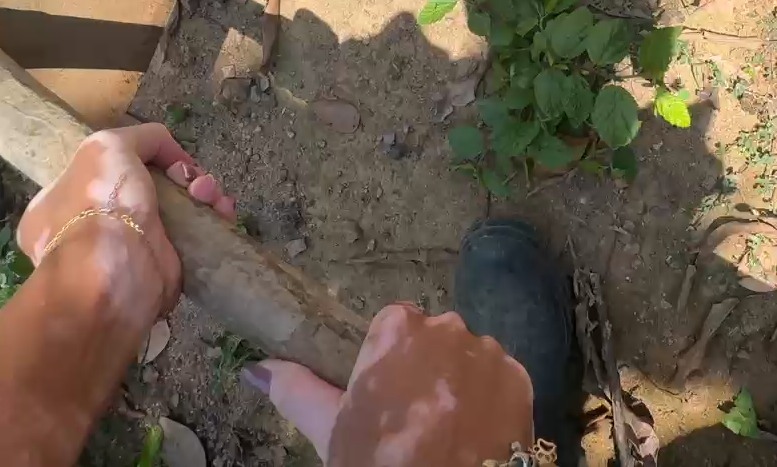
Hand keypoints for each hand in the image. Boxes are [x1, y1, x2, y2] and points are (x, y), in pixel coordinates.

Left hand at [17, 123, 235, 321]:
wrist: (113, 276)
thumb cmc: (100, 206)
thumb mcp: (106, 147)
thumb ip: (138, 138)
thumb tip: (166, 151)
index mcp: (67, 200)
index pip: (114, 169)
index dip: (148, 159)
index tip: (168, 163)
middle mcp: (98, 222)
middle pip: (155, 184)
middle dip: (184, 176)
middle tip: (194, 180)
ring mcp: (134, 244)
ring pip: (180, 205)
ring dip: (204, 192)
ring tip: (208, 195)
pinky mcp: (166, 262)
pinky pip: (196, 230)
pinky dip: (214, 215)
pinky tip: (220, 210)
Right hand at [242, 304, 532, 466]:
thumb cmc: (377, 465)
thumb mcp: (331, 432)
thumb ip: (296, 390)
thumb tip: (257, 369)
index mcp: (398, 328)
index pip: (392, 327)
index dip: (386, 363)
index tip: (383, 399)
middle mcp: (448, 324)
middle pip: (431, 339)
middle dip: (423, 371)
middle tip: (410, 424)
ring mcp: (487, 348)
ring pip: (466, 357)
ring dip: (457, 384)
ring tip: (443, 436)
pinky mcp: (520, 374)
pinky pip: (498, 378)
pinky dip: (488, 401)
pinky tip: (473, 436)